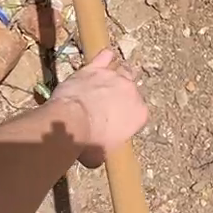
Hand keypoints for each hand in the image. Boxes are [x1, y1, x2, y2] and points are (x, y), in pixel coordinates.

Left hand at [49, 48, 146, 166]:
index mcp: (139, 114)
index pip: (138, 111)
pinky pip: (104, 56)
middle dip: (126, 92)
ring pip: (124, 69)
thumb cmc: (90, 142)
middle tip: (114, 98)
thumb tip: (95, 156)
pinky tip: (105, 56)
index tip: (117, 120)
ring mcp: (114, 77)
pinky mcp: (95, 68)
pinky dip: (105, 56)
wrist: (74, 123)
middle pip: (133, 87)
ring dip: (119, 72)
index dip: (127, 115)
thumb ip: (103, 150)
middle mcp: (131, 92)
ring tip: (113, 75)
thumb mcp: (101, 154)